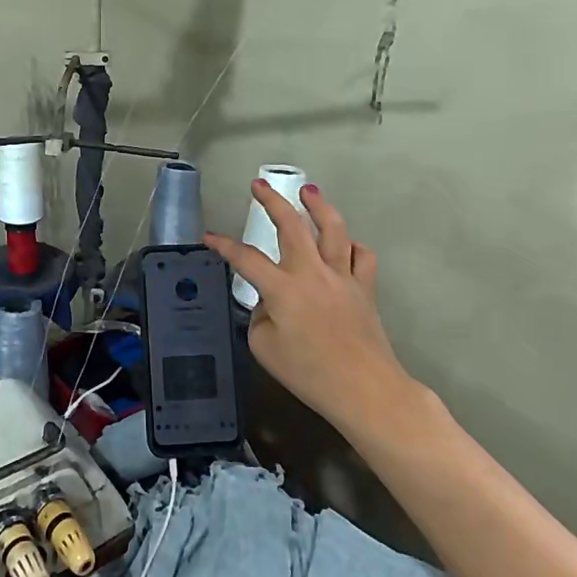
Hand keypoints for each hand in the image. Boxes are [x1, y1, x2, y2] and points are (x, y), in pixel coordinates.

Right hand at [205, 180, 421, 439]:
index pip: (245, 257)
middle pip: (292, 226)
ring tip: (309, 191)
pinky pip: (361, 257)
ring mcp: (343, 279)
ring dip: (318, 207)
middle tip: (259, 186)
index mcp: (282, 288)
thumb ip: (261, 315)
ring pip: (333, 231)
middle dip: (273, 202)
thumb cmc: (309, 371)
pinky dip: (350, 245)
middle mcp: (312, 274)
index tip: (208, 237)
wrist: (367, 391)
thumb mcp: (264, 345)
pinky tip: (342, 243)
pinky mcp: (364, 290)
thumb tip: (270, 303)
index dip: (222, 245)